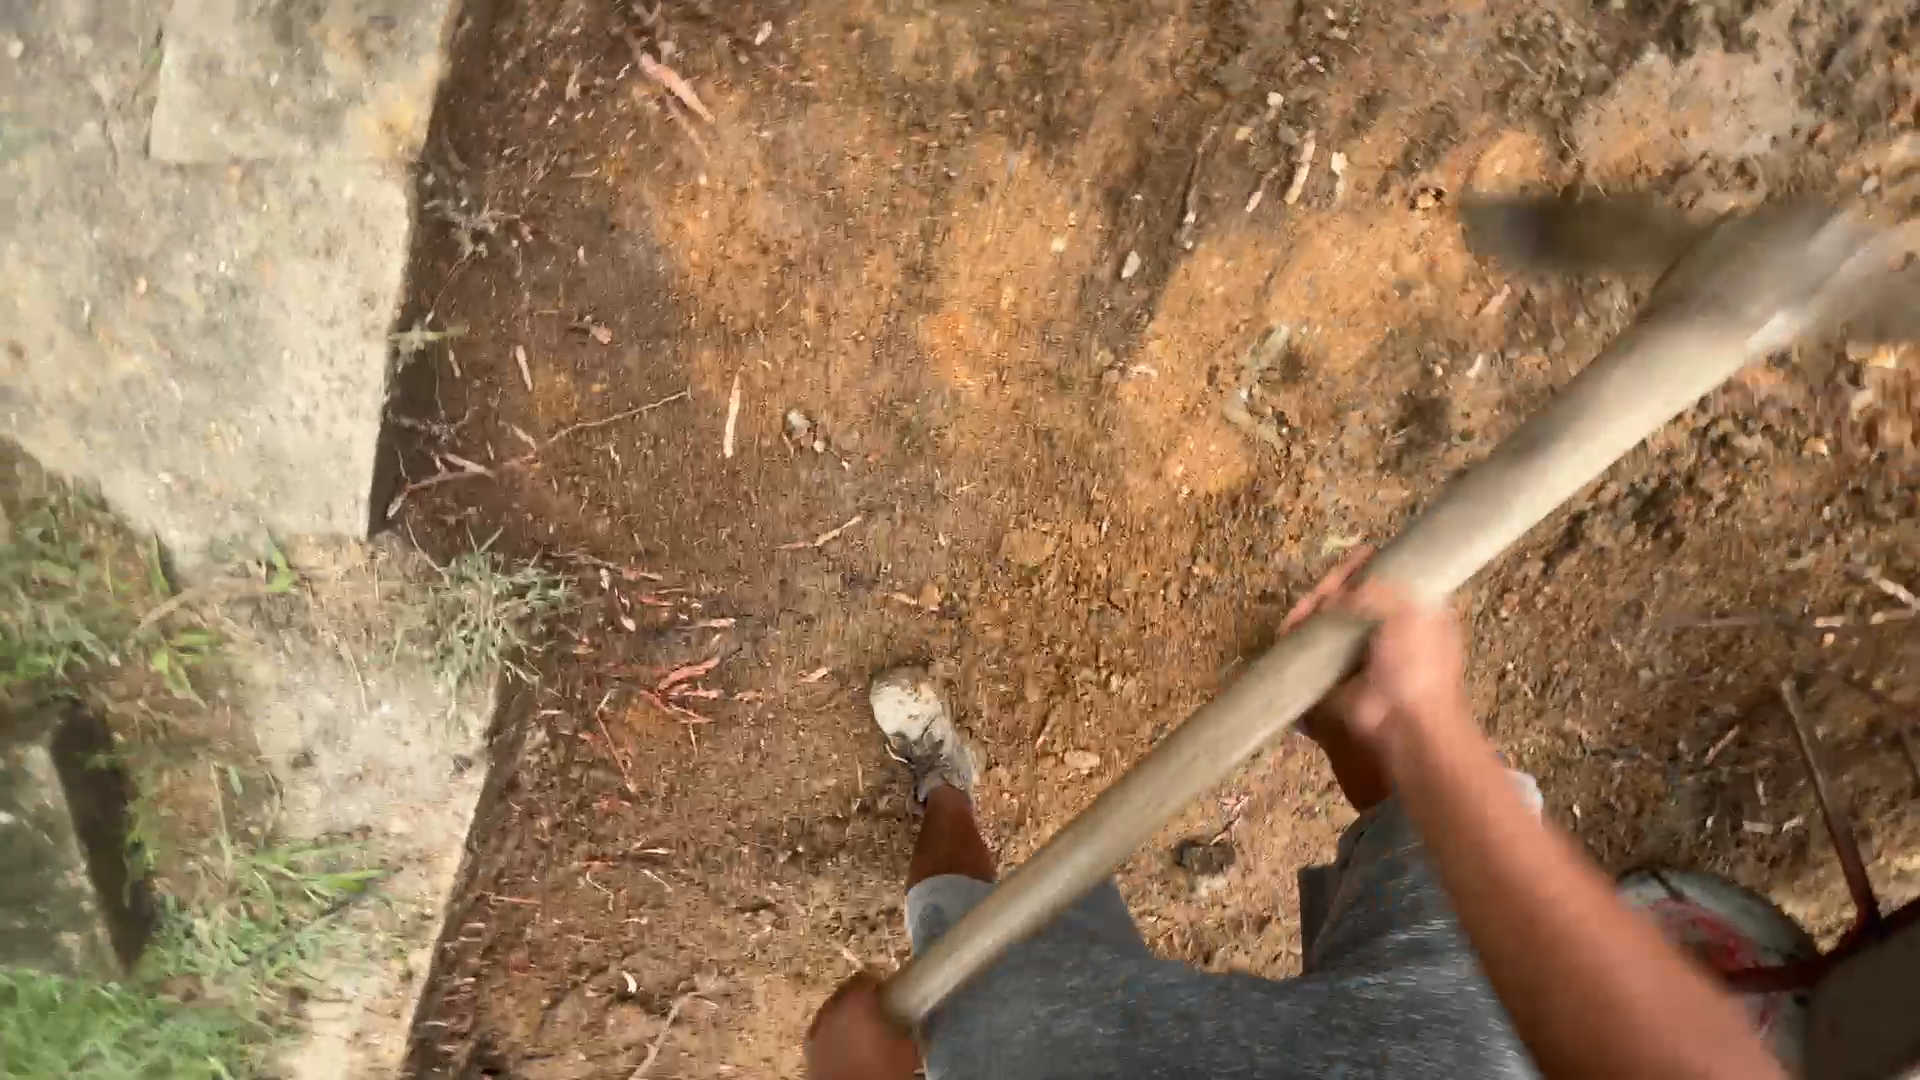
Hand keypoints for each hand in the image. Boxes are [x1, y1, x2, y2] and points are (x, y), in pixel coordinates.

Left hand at [805, 973, 919, 1079]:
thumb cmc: (881, 1074)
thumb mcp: (906, 1050)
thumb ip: (905, 1028)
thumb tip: (905, 1022)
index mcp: (856, 1001)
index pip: (867, 978)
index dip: (881, 986)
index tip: (893, 997)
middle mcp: (832, 1010)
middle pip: (846, 993)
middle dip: (861, 1000)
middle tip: (879, 1015)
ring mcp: (816, 1032)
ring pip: (832, 1013)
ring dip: (845, 1018)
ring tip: (862, 1035)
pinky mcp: (808, 1054)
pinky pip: (823, 1035)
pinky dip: (833, 1037)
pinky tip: (846, 1051)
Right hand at [1284, 548, 1467, 753]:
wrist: (1398, 721)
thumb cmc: (1418, 667)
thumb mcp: (1413, 615)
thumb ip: (1381, 590)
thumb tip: (1349, 588)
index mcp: (1410, 618)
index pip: (1384, 582)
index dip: (1370, 568)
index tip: (1361, 555)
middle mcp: (1378, 633)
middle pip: (1346, 598)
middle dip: (1333, 589)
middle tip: (1328, 589)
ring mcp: (1349, 653)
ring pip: (1320, 617)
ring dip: (1310, 608)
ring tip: (1307, 610)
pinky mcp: (1322, 670)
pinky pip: (1301, 643)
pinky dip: (1293, 632)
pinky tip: (1292, 625)